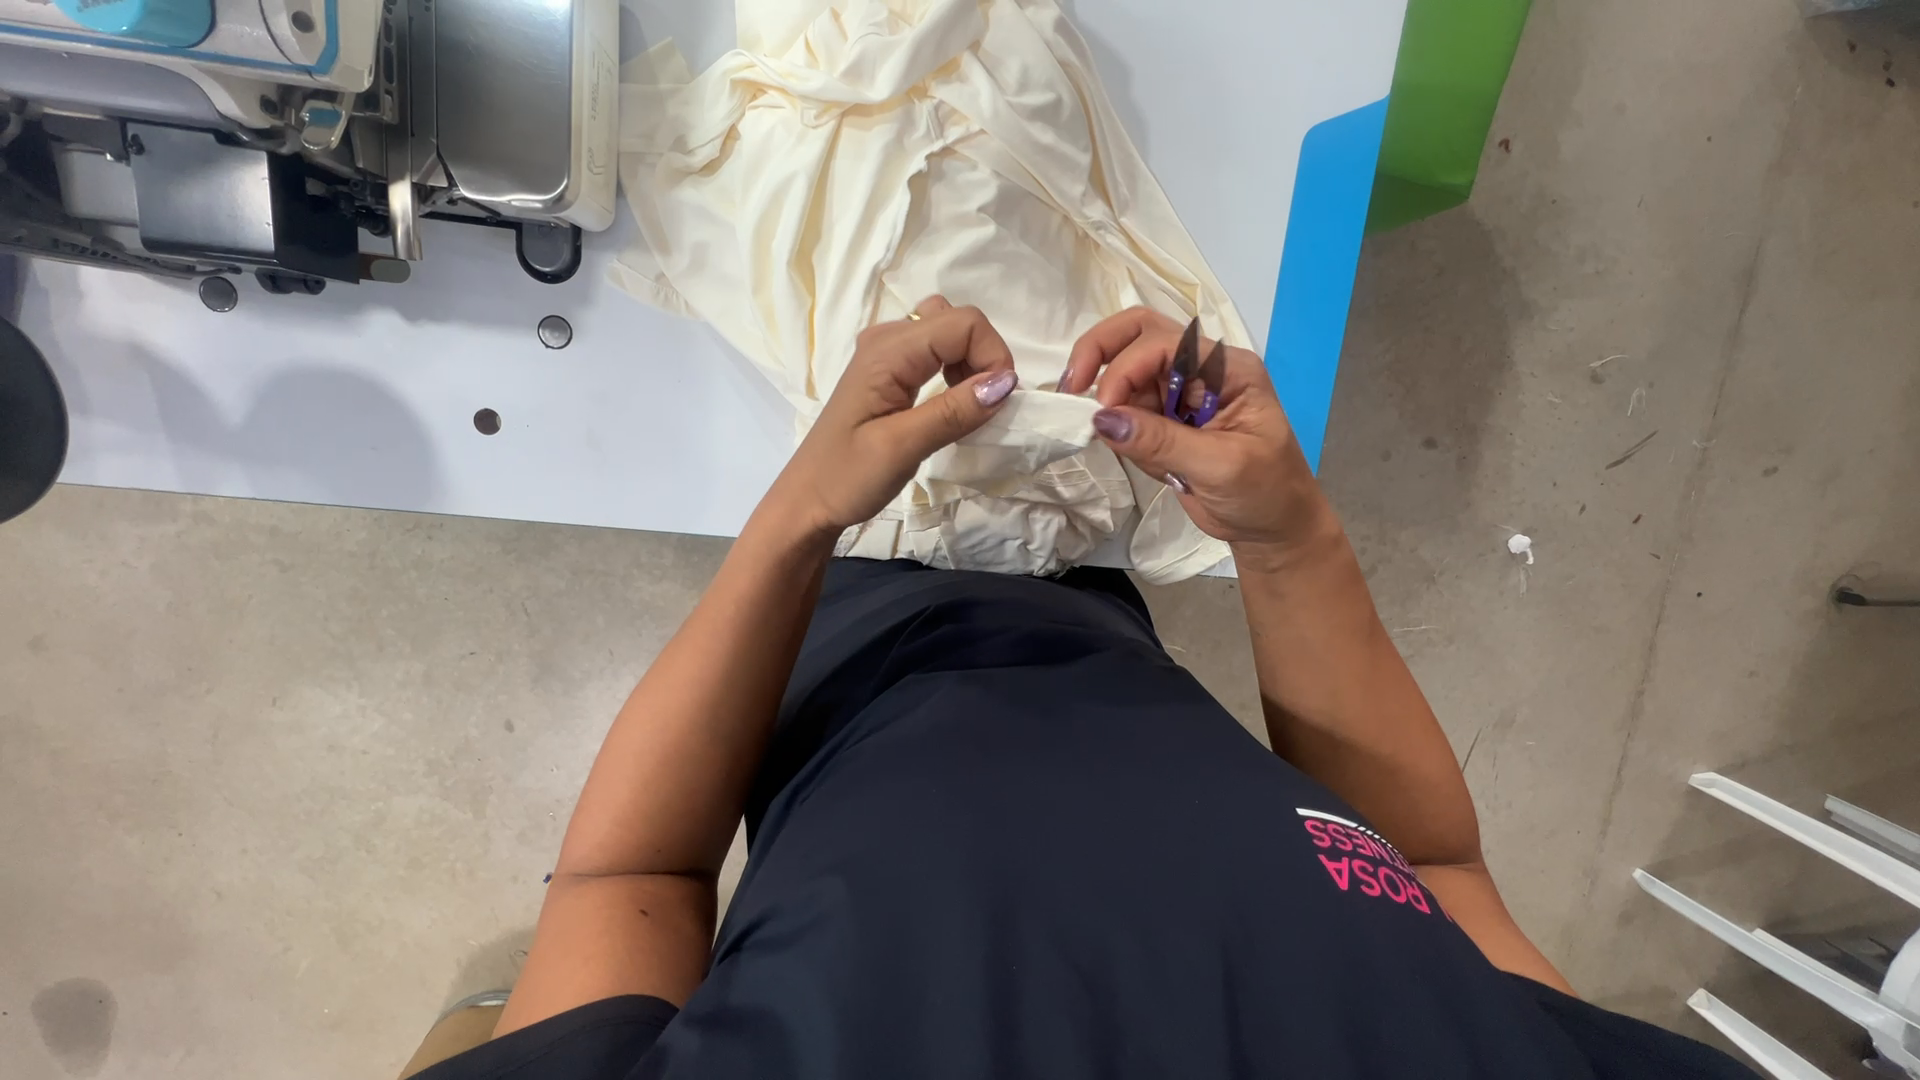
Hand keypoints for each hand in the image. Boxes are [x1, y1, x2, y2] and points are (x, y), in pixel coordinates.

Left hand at [763, 296, 1018, 539]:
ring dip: (970, 363)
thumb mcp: (901, 448)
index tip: (999, 402)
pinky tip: (951, 405)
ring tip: (967, 407)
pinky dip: (955, 371)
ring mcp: (886, 355)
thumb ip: (952, 412)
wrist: (808, 501)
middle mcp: (886, 340)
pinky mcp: (889, 373)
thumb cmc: (847, 477)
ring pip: (947, 332)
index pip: (963, 323)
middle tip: (983, 406)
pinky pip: (934, 353)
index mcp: (888, 352)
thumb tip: (1005, 383)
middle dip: (984, 357)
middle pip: (956, 320)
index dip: (993, 355)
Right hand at [1061, 307, 1338, 564]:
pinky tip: (1157, 468)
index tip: (1103, 411)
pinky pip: (1125, 413)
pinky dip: (1121, 435)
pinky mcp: (1163, 420)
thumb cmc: (1264, 493)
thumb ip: (1161, 440)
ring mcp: (1179, 394)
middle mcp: (1201, 371)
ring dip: (1112, 407)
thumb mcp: (1219, 467)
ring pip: (1124, 375)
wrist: (1273, 527)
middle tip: (1070, 387)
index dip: (1125, 368)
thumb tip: (1102, 419)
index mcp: (1226, 368)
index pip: (1163, 342)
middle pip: (1138, 334)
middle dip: (1099, 353)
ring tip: (1134, 453)